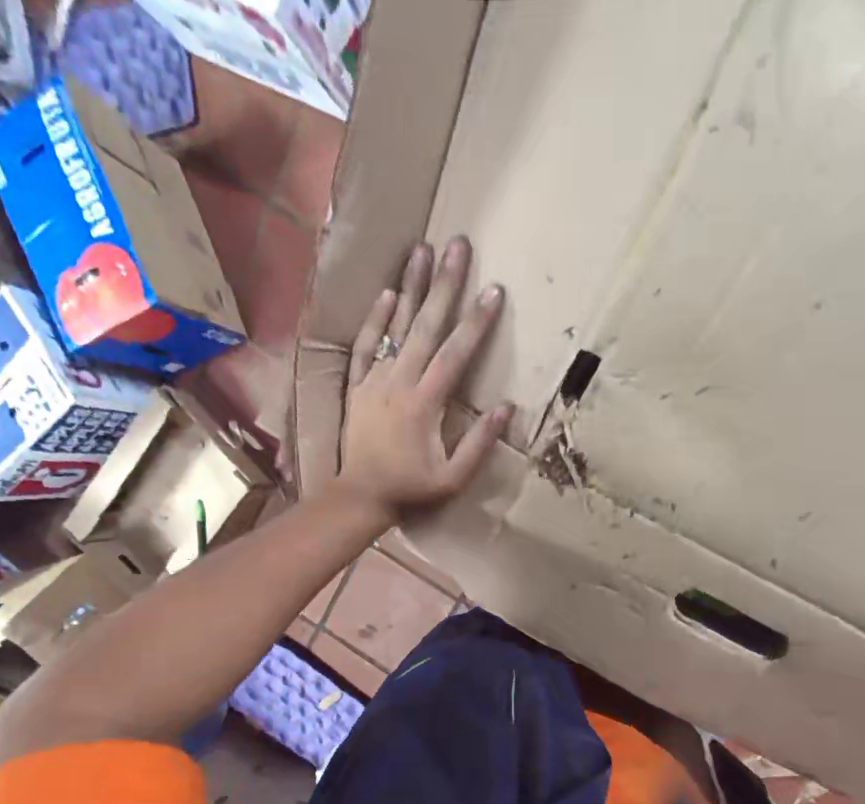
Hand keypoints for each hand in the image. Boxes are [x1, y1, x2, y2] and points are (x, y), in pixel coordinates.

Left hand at [333, 236, 515, 523]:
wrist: (359, 497)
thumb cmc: (410, 489)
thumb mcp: (453, 478)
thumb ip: (479, 443)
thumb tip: (507, 407)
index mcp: (424, 404)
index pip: (455, 355)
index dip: (476, 322)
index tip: (495, 290)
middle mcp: (398, 383)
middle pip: (425, 327)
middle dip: (445, 285)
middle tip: (458, 245)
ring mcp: (374, 381)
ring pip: (394, 327)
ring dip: (411, 287)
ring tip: (422, 249)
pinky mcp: (357, 386)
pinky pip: (364, 346)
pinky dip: (375, 319)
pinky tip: (387, 292)